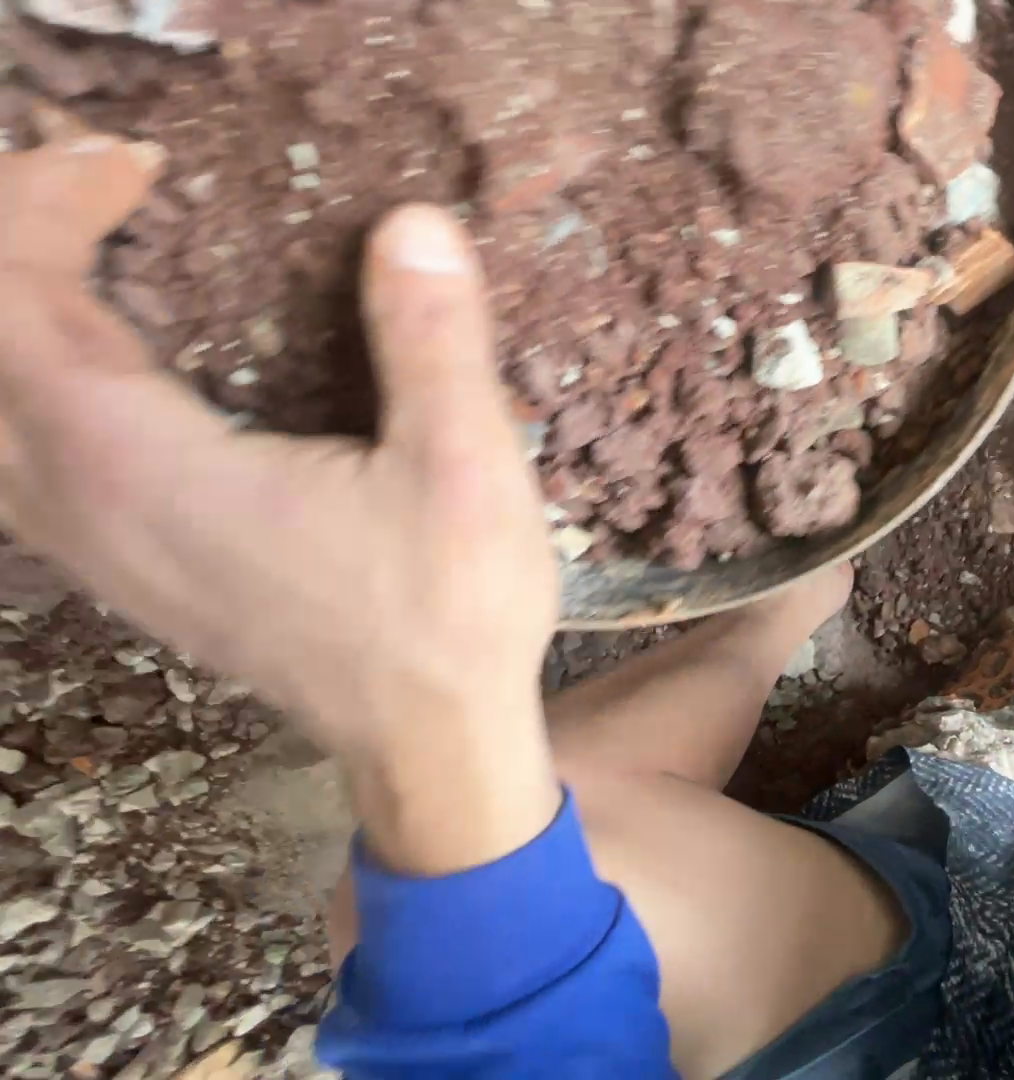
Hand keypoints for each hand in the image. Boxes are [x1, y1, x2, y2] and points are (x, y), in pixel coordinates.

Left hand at [0, 137, 559, 870]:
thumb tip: (415, 226)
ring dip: (23, 326)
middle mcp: (76, 505)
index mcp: (138, 464)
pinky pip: (32, 461)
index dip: (40, 201)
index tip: (137, 163)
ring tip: (102, 272)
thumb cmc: (455, 609)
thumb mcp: (469, 470)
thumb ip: (434, 345)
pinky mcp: (141, 577)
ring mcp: (98, 552)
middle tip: (103, 196)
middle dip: (15, 251)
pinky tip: (134, 389)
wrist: (437, 737)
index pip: (10, 296)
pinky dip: (46, 392)